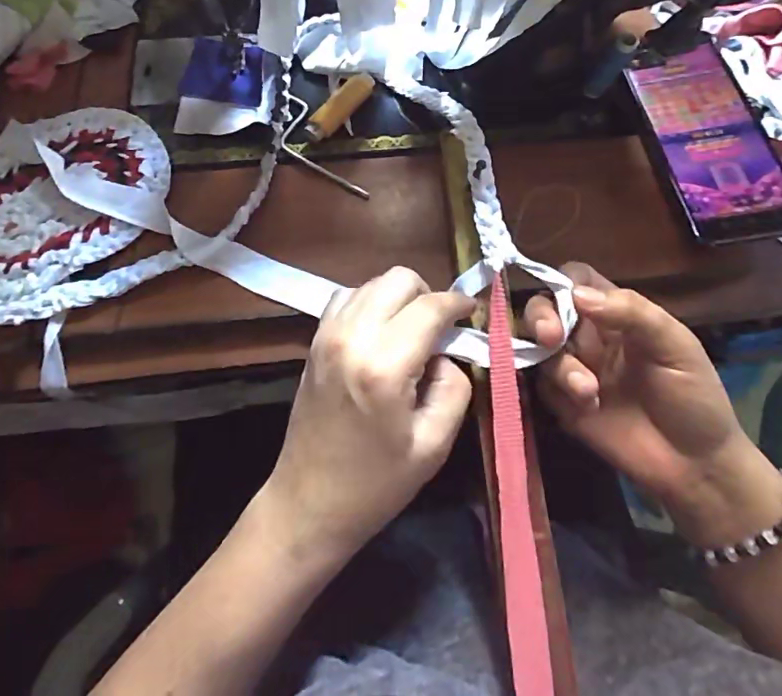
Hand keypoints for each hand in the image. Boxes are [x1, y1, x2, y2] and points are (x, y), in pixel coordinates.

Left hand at [259, 266, 474, 563]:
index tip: (472, 311)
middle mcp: (351, 336)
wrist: (308, 502)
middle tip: (440, 330)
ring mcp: (327, 334)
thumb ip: (454, 386)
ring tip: (411, 333)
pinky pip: (348, 297)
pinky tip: (381, 334)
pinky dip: (371, 303)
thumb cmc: (376, 482)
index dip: (458, 303)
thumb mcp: (434, 444)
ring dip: (398, 297)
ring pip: (373, 282)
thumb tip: (447, 351)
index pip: (429, 306)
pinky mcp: (314, 340)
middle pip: (398, 279)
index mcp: (383, 364)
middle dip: (428, 295)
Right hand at [524, 263, 781, 546]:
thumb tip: (577, 294)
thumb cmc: (695, 396)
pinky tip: (587, 406)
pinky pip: (541, 385)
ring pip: (538, 348)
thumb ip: (632, 312)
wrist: (697, 467)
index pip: (576, 279)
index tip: (565, 299)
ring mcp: (573, 368)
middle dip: (540, 317)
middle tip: (550, 337)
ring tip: (588, 390)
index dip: (563, 281)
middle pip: (544, 308)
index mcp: (616, 313)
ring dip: (558, 364)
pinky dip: (558, 391)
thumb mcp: (675, 345)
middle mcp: (588, 335)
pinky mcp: (563, 403)